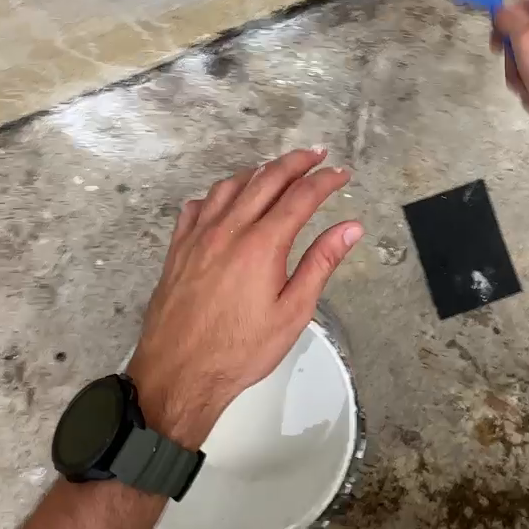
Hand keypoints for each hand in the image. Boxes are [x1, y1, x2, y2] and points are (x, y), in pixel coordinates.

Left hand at [127, 148, 362, 447]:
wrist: (178, 374)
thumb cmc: (240, 350)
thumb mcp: (293, 312)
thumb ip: (321, 263)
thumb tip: (350, 228)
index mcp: (262, 244)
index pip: (301, 197)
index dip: (325, 180)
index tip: (341, 173)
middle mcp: (229, 229)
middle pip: (267, 179)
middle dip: (296, 162)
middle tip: (317, 154)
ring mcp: (198, 235)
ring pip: (231, 185)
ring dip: (258, 172)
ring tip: (277, 171)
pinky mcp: (178, 248)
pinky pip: (198, 205)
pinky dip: (219, 194)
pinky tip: (226, 199)